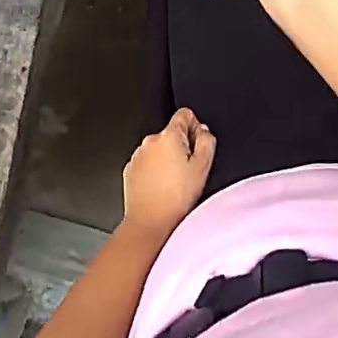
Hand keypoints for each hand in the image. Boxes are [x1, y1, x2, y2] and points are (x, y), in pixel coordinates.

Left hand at [122, 108, 215, 237]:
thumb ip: (207, 141)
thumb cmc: (176, 199)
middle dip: (182, 146)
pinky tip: (162, 187)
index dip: (195, 127)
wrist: (150, 223)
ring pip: (159, 149)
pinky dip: (155, 170)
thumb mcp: (203, 167)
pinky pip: (147, 163)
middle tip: (188, 169)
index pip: (184, 114)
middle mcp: (150, 141)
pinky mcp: (130, 169)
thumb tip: (204, 131)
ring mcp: (138, 155)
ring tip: (174, 182)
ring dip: (167, 159)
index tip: (197, 143)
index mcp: (169, 136)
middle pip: (171, 133)